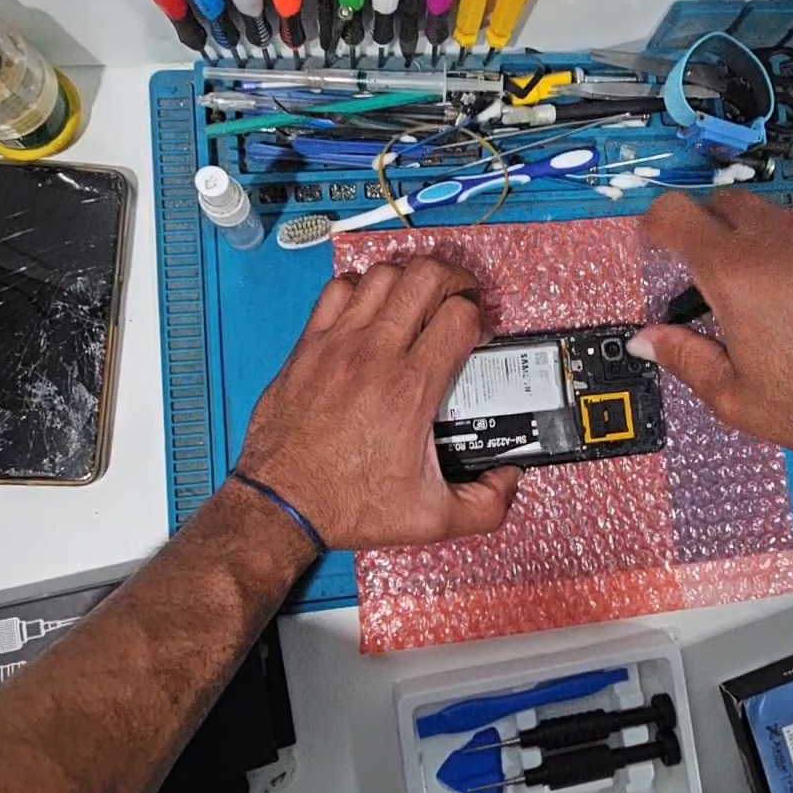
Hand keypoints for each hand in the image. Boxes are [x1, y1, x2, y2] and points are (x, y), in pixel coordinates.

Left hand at [235, 257, 520, 549]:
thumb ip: (485, 504)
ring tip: (420, 301)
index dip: (480, 318)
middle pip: (425, 277)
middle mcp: (375, 355)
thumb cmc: (348, 505)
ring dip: (410, 281)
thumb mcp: (431, 518)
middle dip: (455, 281)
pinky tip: (372, 311)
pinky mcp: (309, 346)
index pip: (459, 316)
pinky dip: (361, 289)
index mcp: (411, 388)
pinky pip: (338, 290)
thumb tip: (510, 479)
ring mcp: (338, 344)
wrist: (282, 504)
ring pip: (383, 274)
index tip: (479, 336)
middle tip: (460, 300)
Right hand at [628, 192, 792, 494]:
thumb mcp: (738, 399)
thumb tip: (643, 338)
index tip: (659, 241)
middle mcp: (785, 235)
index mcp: (737, 272)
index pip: (675, 213)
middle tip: (722, 277)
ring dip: (775, 246)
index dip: (657, 223)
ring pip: (788, 220)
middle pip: (729, 204)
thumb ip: (684, 358)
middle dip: (713, 230)